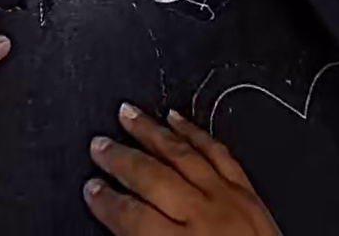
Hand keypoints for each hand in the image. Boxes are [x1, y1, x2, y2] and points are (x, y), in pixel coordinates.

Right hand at [84, 103, 281, 235]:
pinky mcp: (247, 190)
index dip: (107, 202)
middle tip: (98, 144)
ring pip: (180, 153)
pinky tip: (175, 117)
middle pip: (152, 177)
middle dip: (120, 159)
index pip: (133, 219)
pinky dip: (193, 131)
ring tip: (127, 113)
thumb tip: (122, 228)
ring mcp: (227, 198)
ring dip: (150, 130)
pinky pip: (216, 150)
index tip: (90, 188)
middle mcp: (204, 218)